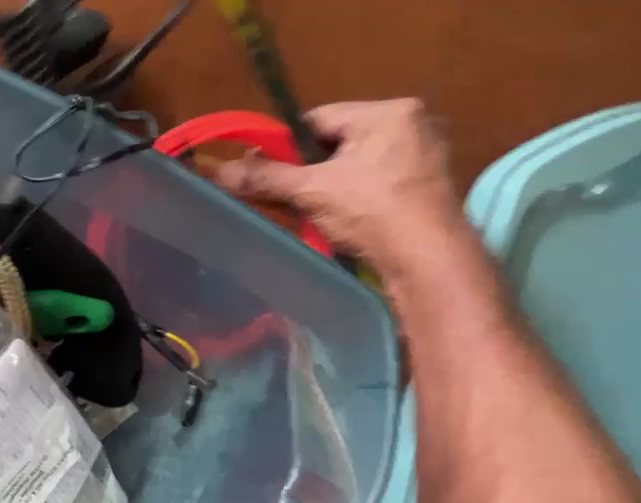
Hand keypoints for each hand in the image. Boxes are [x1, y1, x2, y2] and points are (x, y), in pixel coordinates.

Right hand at [214, 99, 471, 274]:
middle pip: (334, 140)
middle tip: (280, 195)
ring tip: (305, 207)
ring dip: (324, 181)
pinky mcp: (422, 178)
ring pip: (351, 159)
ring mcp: (421, 149)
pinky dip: (347, 191)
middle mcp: (410, 121)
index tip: (260, 173)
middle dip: (304, 167)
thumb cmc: (370, 210)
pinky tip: (336, 213)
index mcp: (387, 112)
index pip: (316, 119)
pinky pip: (371, 175)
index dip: (281, 146)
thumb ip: (265, 177)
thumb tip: (217, 170)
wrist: (422, 252)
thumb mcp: (310, 191)